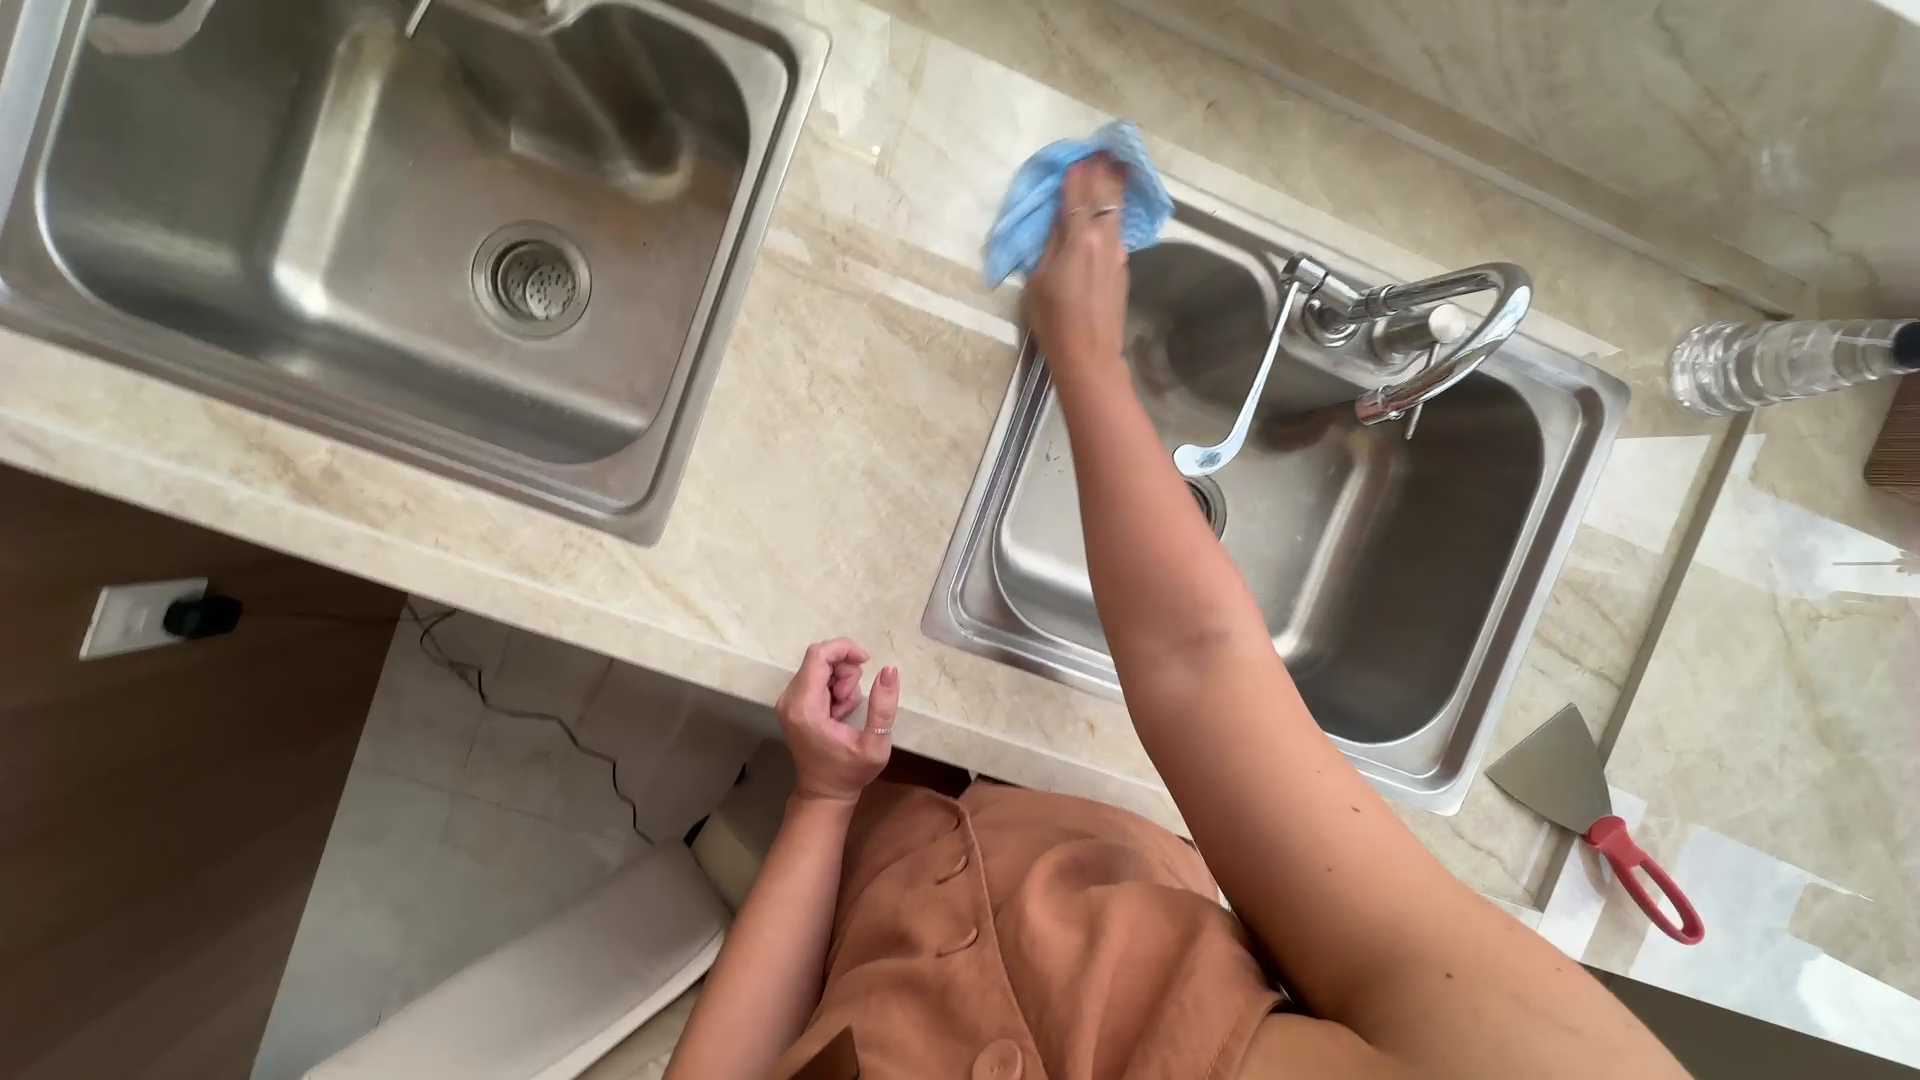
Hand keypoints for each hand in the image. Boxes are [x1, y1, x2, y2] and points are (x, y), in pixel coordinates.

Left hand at [774, 638, 896, 804]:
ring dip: (841, 680)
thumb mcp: (876, 744)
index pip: (818, 655)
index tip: (867, 661)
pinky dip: (833, 687)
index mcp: (805, 707)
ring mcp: (789, 702)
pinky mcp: (793, 704)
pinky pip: (815, 679)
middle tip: (857, 699)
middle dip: (845, 670)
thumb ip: (883, 706)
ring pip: (818, 667)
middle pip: (819, 659)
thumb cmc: (850, 772)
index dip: (844, 649)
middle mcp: (790, 700)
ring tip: (848, 710)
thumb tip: (889, 670)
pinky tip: (839, 712)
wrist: (824, 793)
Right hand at [1026, 155, 1129, 376]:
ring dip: (1113, 189)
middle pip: (1104, 196)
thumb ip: (1049, 245)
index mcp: (1077, 238)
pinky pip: (1117, 232)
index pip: (1076, 194)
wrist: (1089, 355)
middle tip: (1105, 149)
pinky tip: (1110, 210)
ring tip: (1115, 168)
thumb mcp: (1038, 281)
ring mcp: (1117, 254)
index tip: (1077, 156)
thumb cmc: (1054, 321)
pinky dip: (1113, 214)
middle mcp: (1102, 238)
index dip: (1076, 174)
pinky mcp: (1122, 269)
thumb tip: (1058, 222)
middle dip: (1102, 171)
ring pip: (1115, 212)